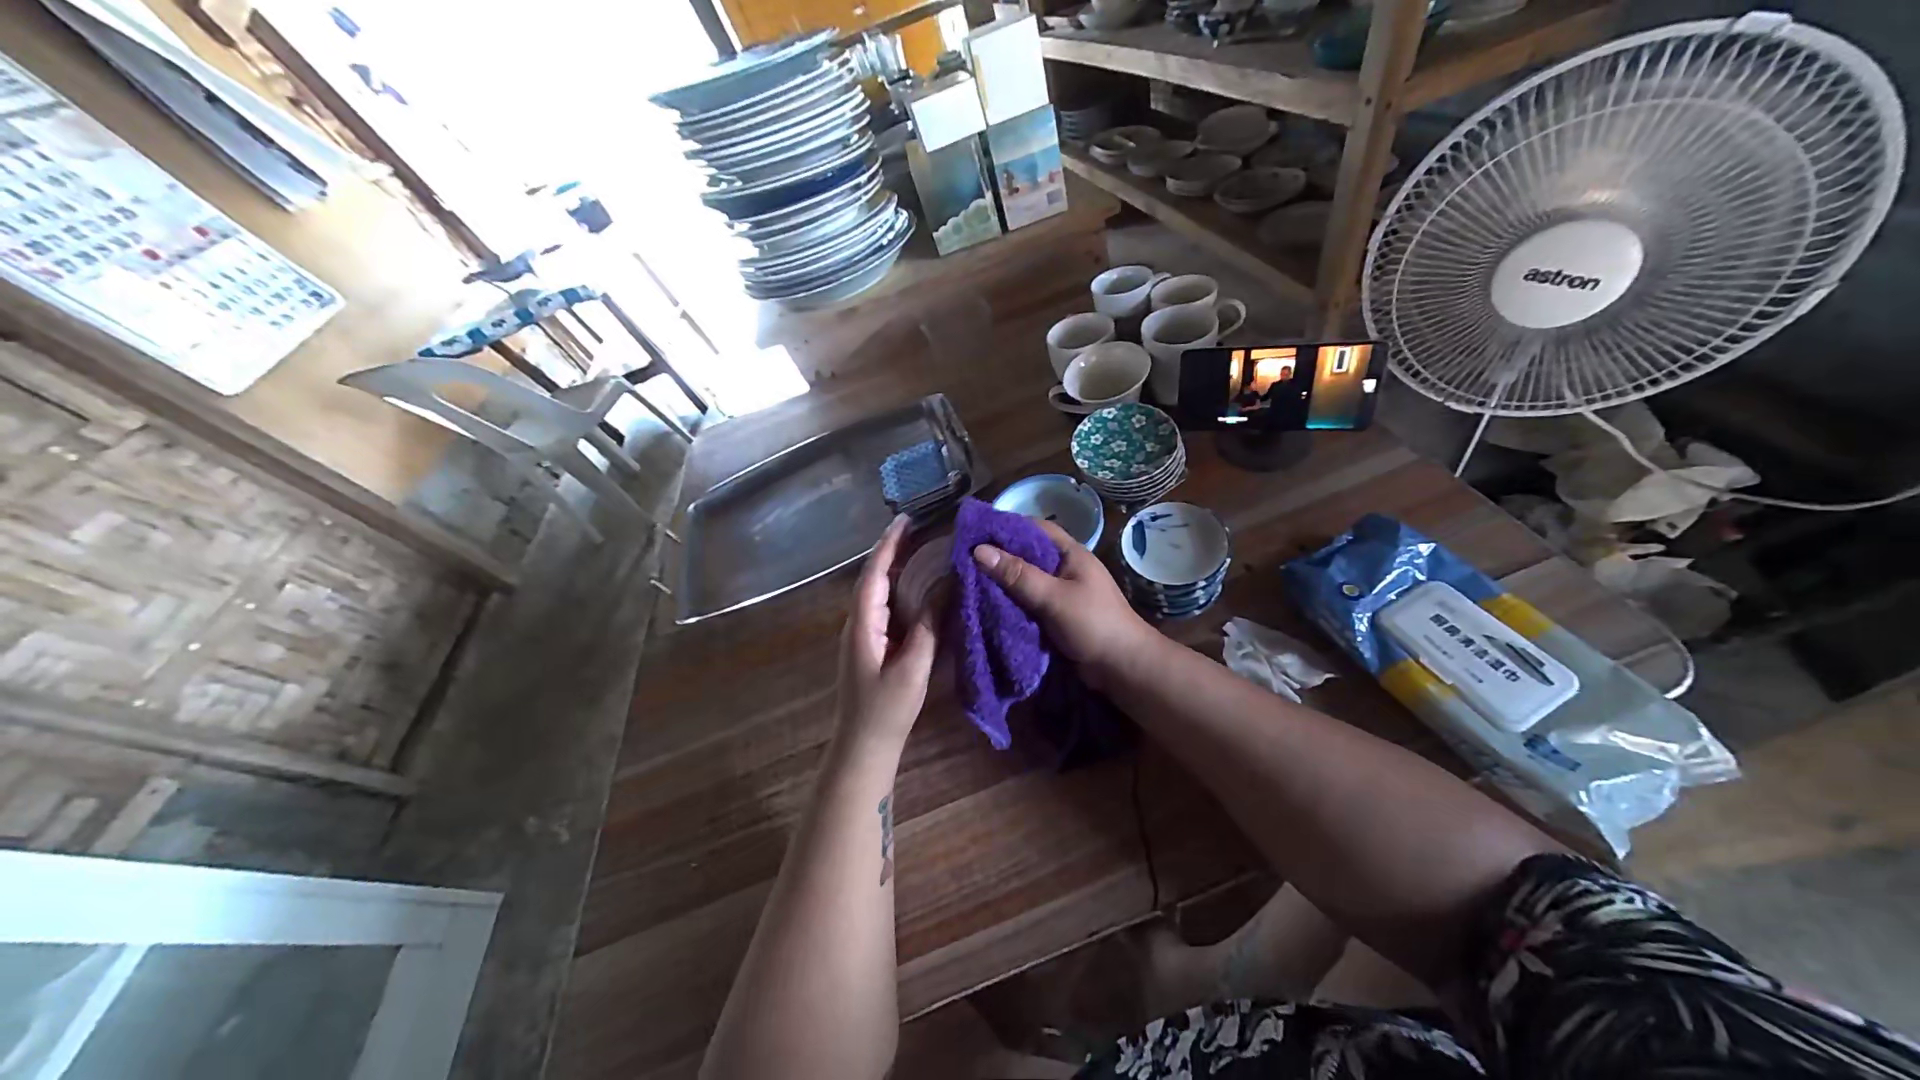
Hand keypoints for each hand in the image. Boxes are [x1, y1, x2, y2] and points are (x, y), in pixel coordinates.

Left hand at [837, 515, 938, 748]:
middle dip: (894, 551)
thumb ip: (929, 625)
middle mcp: (858, 623)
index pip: (874, 574)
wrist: (864, 747)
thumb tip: (946, 585)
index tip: (907, 519)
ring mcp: (863, 636)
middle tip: (920, 528)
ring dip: (898, 570)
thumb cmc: (886, 709)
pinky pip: (886, 610)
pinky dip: (902, 593)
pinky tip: (921, 589)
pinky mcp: (872, 647)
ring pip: (880, 594)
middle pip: (874, 578)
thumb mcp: (913, 666)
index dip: (889, 545)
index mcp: (863, 624)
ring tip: (924, 549)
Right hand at [971, 520, 1159, 688]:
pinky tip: (988, 604)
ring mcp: (1062, 592)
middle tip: (964, 559)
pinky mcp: (1057, 614)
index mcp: (1071, 554)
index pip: (1034, 528)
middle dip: (999, 556)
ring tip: (969, 580)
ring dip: (1003, 581)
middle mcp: (1065, 568)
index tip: (974, 532)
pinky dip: (1011, 601)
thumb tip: (979, 550)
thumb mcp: (1053, 597)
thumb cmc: (1093, 624)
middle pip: (1027, 553)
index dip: (1005, 527)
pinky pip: (1028, 600)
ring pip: (1026, 579)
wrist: (1122, 667)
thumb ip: (1017, 575)